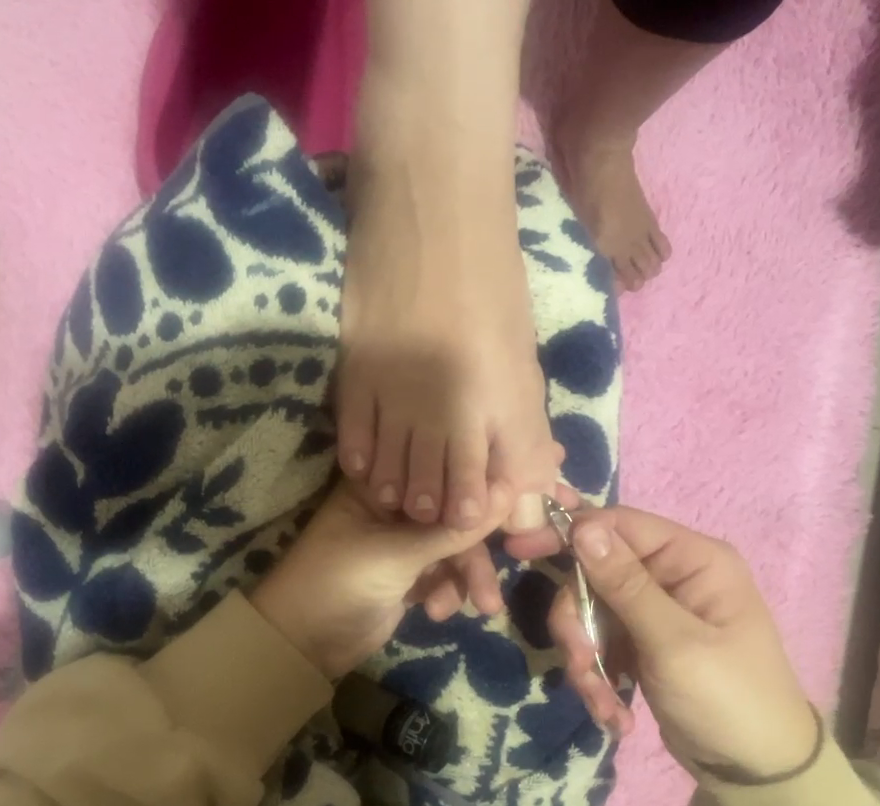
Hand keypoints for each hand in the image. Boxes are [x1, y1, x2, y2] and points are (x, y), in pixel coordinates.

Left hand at [251, 483, 511, 679]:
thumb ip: (454, 529)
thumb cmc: (339, 582)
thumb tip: (511, 494)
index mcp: (382, 485)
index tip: (521, 505)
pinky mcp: (405, 577)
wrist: (301, 643)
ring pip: (452, 550)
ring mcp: (399, 545)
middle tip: (515, 560)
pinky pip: (441, 576)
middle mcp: (393, 509)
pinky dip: (447, 592)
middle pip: (452, 514)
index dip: (480, 488)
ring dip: (468, 577)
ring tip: (483, 606)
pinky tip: (437, 611)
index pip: (441, 473)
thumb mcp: (398, 554)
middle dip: (479, 547)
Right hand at [335, 151, 558, 533]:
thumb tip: (525, 476)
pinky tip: (367, 471)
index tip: (469, 518)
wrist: (434, 211)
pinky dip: (361, 461)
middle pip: (432, 484)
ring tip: (399, 503)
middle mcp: (443, 408)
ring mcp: (394, 393)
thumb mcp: (522, 352)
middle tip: (430, 519)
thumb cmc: (491, 279)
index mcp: (493, 401)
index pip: (481, 482)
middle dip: (433, 510)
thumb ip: (521, 421)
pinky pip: (353, 437)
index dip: (473, 509)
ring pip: (391, 469)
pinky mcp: (355, 374)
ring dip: (396, 492)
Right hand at [504, 507, 819, 778]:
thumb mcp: (674, 642)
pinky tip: (614, 713)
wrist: (754, 770)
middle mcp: (671, 576)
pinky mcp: (639, 644)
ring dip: (586, 661)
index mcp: (693, 560)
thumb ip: (625, 584)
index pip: (618, 525)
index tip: (520, 548)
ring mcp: (653, 611)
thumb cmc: (729, 698)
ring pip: (588, 614)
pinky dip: (598, 678)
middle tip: (579, 663)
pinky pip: (598, 645)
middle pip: (593, 575)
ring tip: (604, 704)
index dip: (568, 533)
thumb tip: (582, 528)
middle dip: (577, 623)